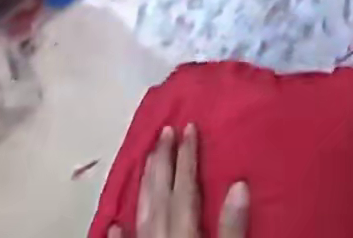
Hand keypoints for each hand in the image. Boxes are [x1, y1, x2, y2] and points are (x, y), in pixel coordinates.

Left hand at [107, 124, 248, 237]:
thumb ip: (232, 226)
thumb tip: (239, 183)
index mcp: (185, 234)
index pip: (185, 190)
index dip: (187, 157)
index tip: (189, 125)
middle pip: (160, 197)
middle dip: (163, 162)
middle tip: (164, 130)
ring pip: (143, 216)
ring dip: (145, 186)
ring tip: (145, 158)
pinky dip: (120, 236)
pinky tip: (113, 223)